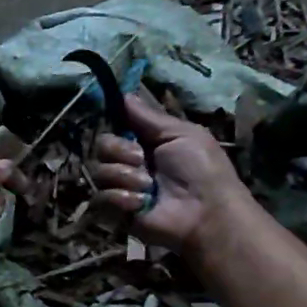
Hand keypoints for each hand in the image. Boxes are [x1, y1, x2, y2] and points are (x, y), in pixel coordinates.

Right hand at [87, 93, 249, 254]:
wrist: (206, 212)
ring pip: (99, 172)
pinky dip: (120, 198)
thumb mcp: (182, 133)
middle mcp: (132, 163)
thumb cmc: (201, 169)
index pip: (117, 126)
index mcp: (148, 143)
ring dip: (125, 176)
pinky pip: (100, 199)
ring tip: (148, 187)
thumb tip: (126, 94)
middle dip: (119, 150)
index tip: (118, 121)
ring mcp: (124, 188)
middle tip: (141, 159)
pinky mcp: (118, 213)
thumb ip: (150, 117)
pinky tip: (141, 203)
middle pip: (102, 146)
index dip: (115, 123)